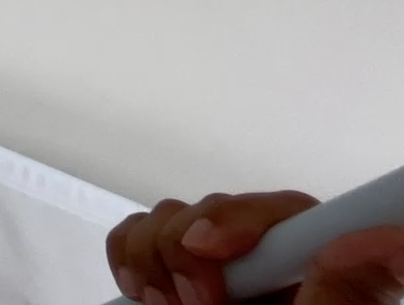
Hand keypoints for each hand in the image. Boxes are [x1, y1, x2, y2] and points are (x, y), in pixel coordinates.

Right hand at [109, 191, 403, 304]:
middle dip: (184, 249)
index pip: (292, 213)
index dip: (241, 215)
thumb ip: (343, 301)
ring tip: (160, 304)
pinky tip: (137, 287)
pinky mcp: (179, 272)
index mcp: (326, 281)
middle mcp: (278, 269)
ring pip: (171, 217)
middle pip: (220, 211)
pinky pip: (138, 230)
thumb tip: (380, 238)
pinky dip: (127, 251)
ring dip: (150, 255)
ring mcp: (225, 271)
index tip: (206, 248)